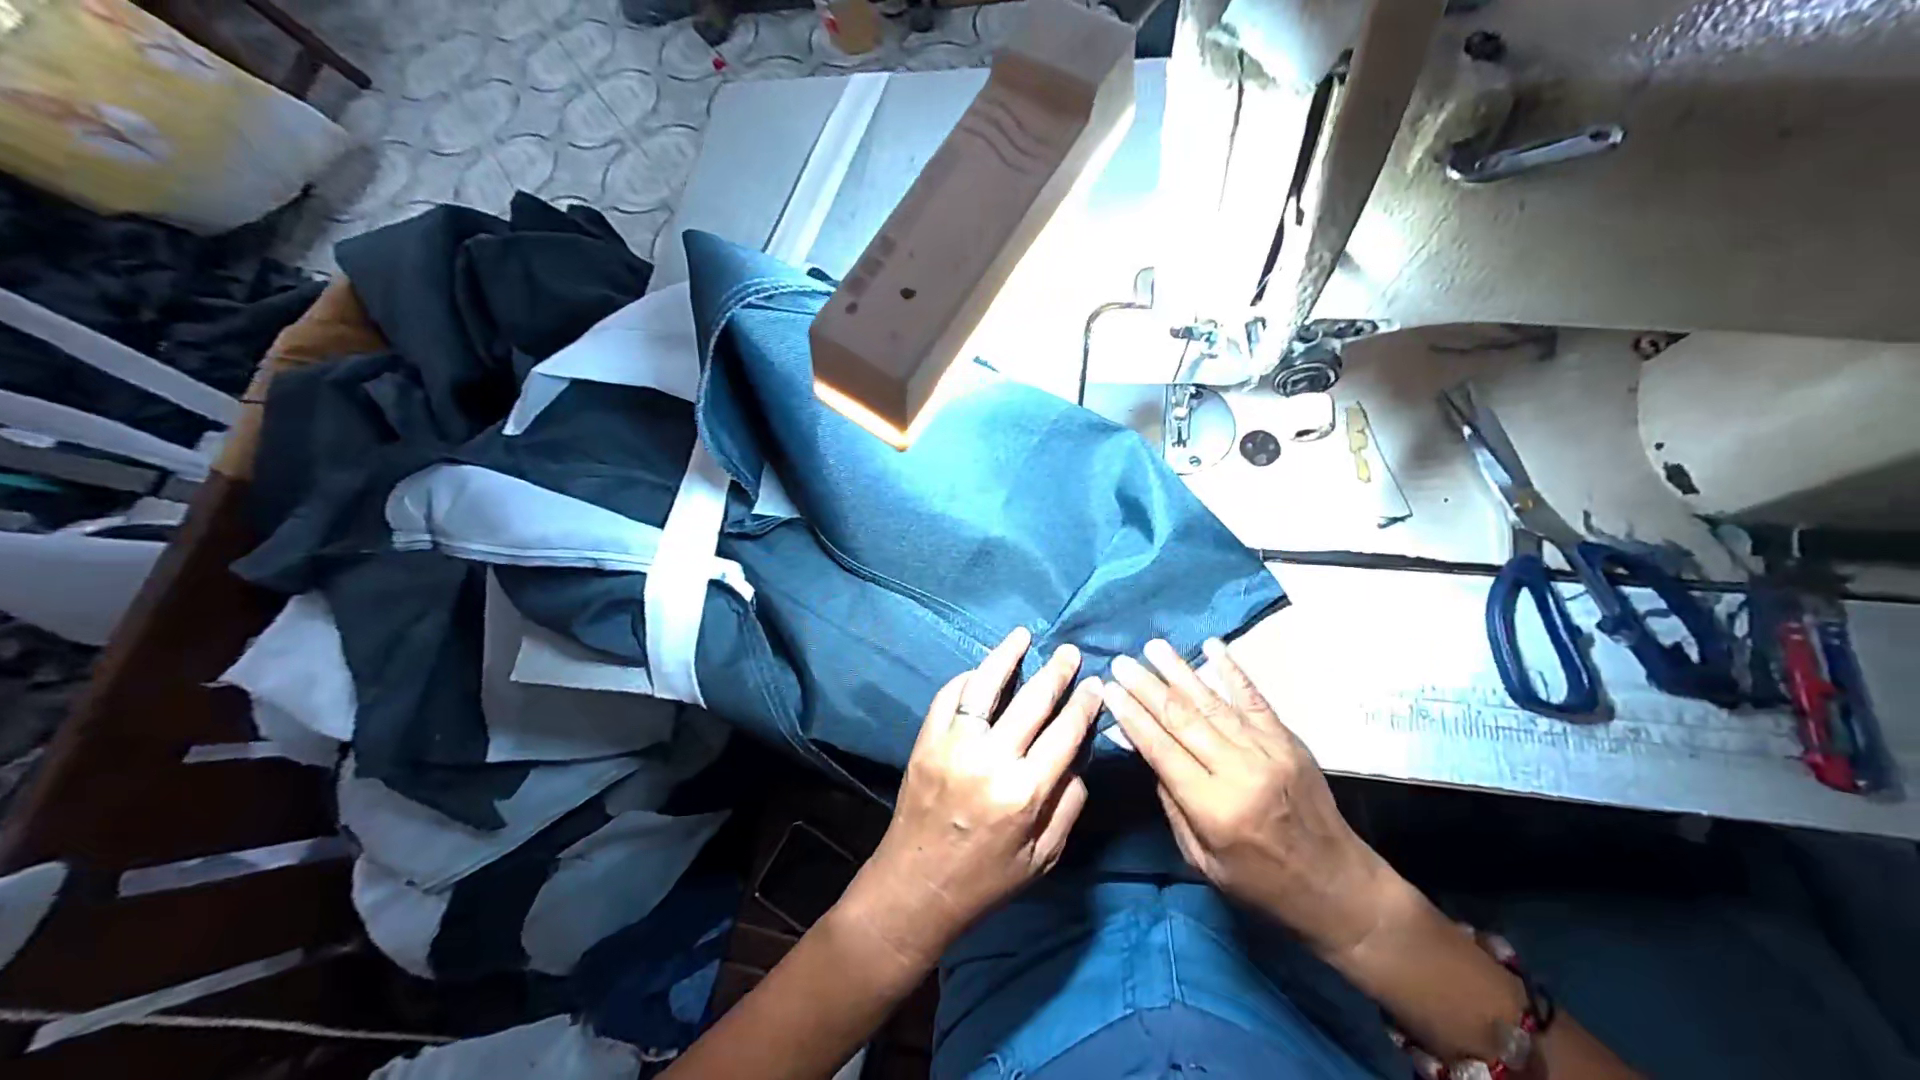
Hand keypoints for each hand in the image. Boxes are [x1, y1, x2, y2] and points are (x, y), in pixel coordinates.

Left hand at [848, 627, 1099, 969]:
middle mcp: (991, 761)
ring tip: (1023, 636)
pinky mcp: (925, 743)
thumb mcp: (1043, 858)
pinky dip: (967, 678)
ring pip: (984, 688)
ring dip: (1006, 657)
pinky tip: (982, 669)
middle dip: (1056, 673)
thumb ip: (1068, 806)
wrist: (917, 888)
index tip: (1096, 684)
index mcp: (1025, 793)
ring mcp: (953, 747)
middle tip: (1070, 652)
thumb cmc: (986, 881)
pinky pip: (948, 699)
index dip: (1084, 705)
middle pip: (1032, 703)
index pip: (1065, 733)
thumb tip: (1077, 760)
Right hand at [1103, 638, 1395, 959]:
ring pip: (1213, 703)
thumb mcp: (1202, 860)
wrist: (1337, 887)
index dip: (1132, 716)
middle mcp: (1240, 771)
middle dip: (1147, 687)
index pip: (1161, 749)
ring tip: (1153, 646)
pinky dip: (1232, 671)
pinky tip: (1212, 647)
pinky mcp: (1288, 741)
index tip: (1109, 689)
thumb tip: (1149, 755)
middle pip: (1183, 719)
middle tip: (1121, 661)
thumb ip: (1174, 805)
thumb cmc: (1261, 885)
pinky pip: (1254, 699)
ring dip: (1180, 671)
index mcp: (1214, 807)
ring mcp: (1268, 751)